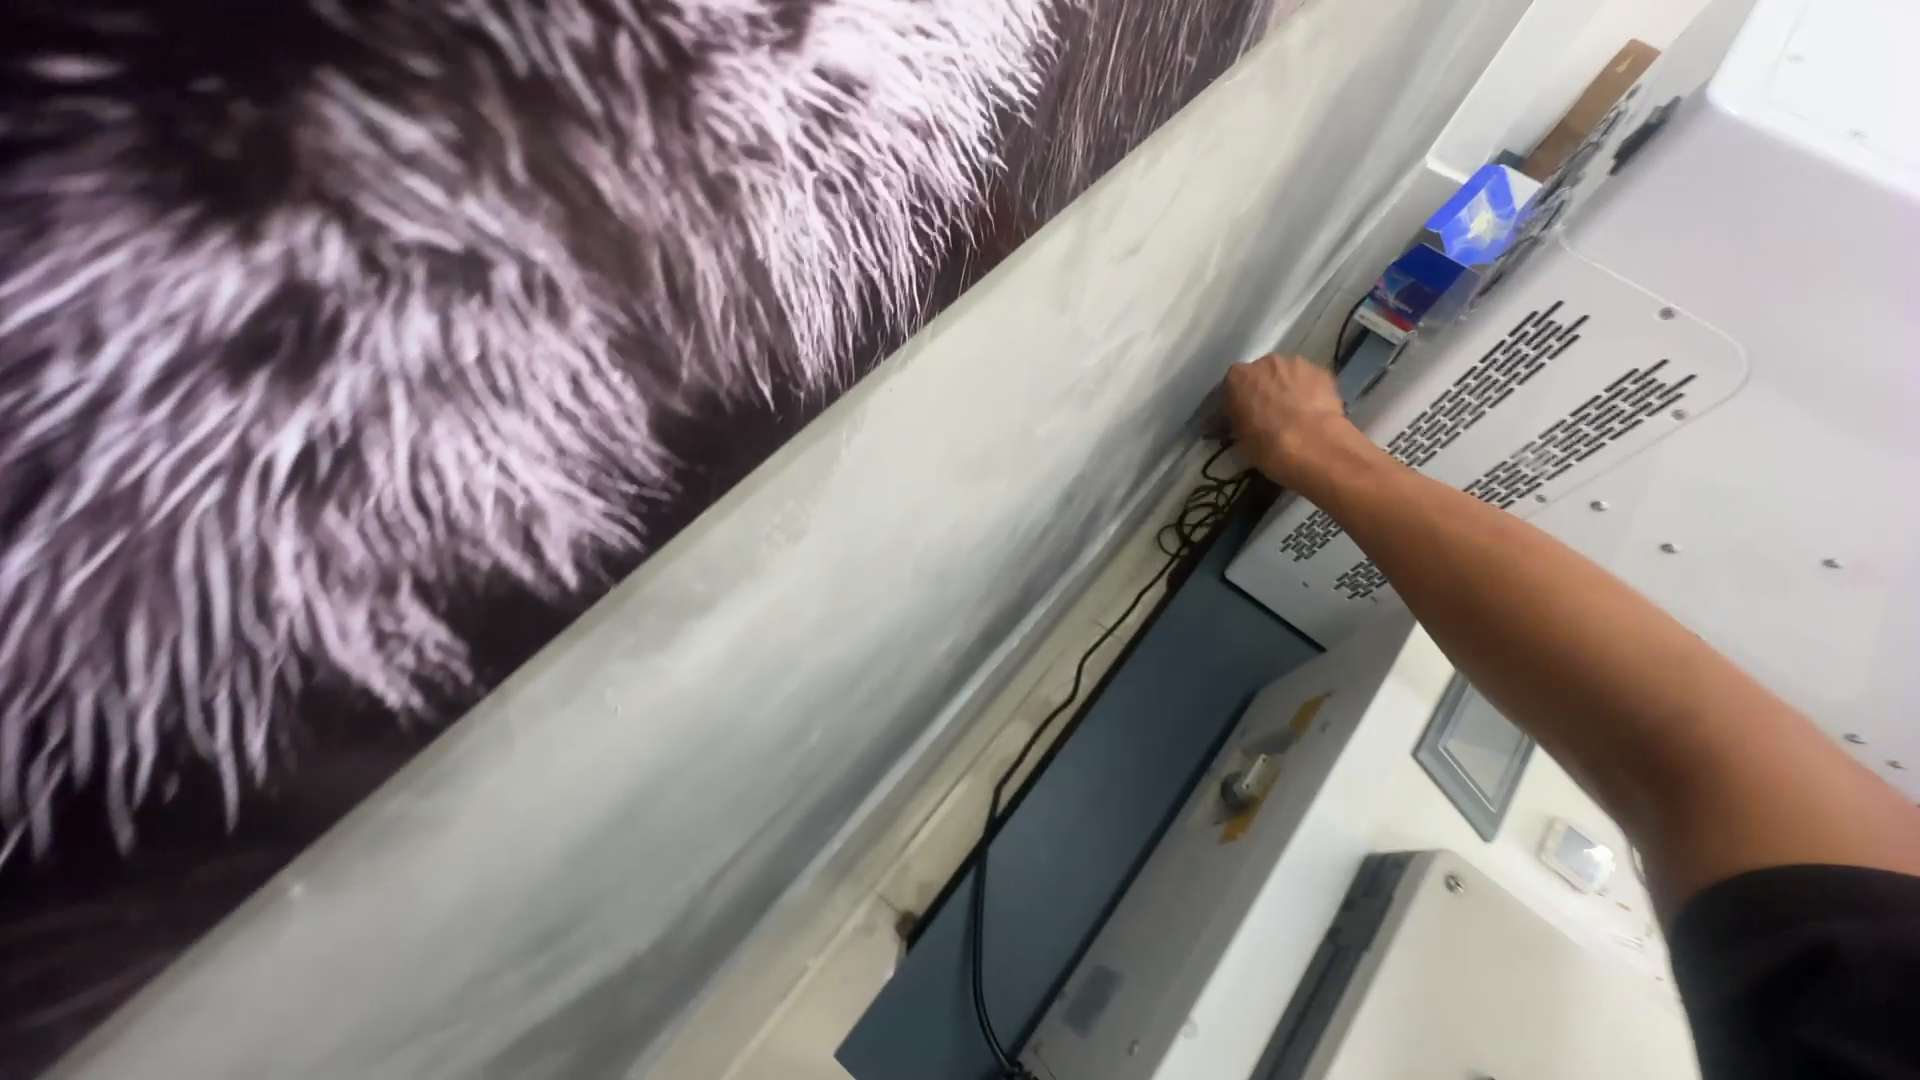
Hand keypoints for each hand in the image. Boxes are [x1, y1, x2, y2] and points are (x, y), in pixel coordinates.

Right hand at [1223, 354, 1361, 487]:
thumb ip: (1236, 423)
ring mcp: (1296, 364)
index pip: (1230, 387)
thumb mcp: (1238, 439)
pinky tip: (1311, 410)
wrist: (1312, 445)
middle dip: (1262, 390)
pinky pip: (1308, 380)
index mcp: (1237, 378)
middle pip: (1260, 374)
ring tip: (1293, 412)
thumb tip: (1238, 425)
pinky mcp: (1322, 371)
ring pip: (1286, 374)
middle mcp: (1265, 362)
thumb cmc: (1266, 444)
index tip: (1239, 417)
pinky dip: (1307, 391)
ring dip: (1285, 388)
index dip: (1235, 403)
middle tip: (1267, 414)